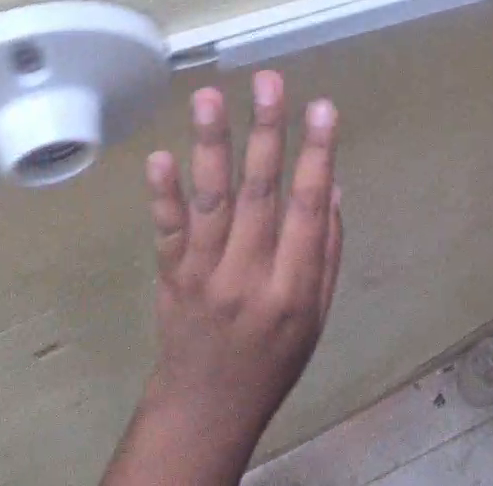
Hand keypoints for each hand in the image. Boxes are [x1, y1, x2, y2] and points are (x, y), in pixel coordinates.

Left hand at [139, 70, 343, 457]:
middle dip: (267, 132)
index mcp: (294, 287)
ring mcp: (203, 274)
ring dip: (211, 145)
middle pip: (259, 194)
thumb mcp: (318, 317)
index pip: (308, 209)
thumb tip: (333, 185)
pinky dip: (162, 193)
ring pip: (210, 201)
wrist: (205, 410)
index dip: (317, 155)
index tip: (322, 108)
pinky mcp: (170, 275)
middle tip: (270, 81)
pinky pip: (166, 230)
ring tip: (210, 97)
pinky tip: (160, 156)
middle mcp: (249, 276)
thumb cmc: (273, 360)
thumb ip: (327, 251)